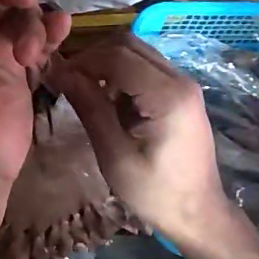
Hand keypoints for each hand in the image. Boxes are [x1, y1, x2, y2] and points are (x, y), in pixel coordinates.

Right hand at [50, 35, 249, 253]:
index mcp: (168, 95)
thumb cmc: (156, 193)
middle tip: (70, 81)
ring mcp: (184, 83)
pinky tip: (109, 99)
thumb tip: (62, 73)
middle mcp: (180, 79)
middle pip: (127, 44)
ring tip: (86, 91)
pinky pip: (145, 66)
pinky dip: (121, 72)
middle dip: (93, 57)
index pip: (117, 56)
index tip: (57, 77)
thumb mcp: (115, 156)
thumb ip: (91, 109)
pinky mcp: (182, 91)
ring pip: (136, 51)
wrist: (200, 215)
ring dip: (107, 63)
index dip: (83, 61)